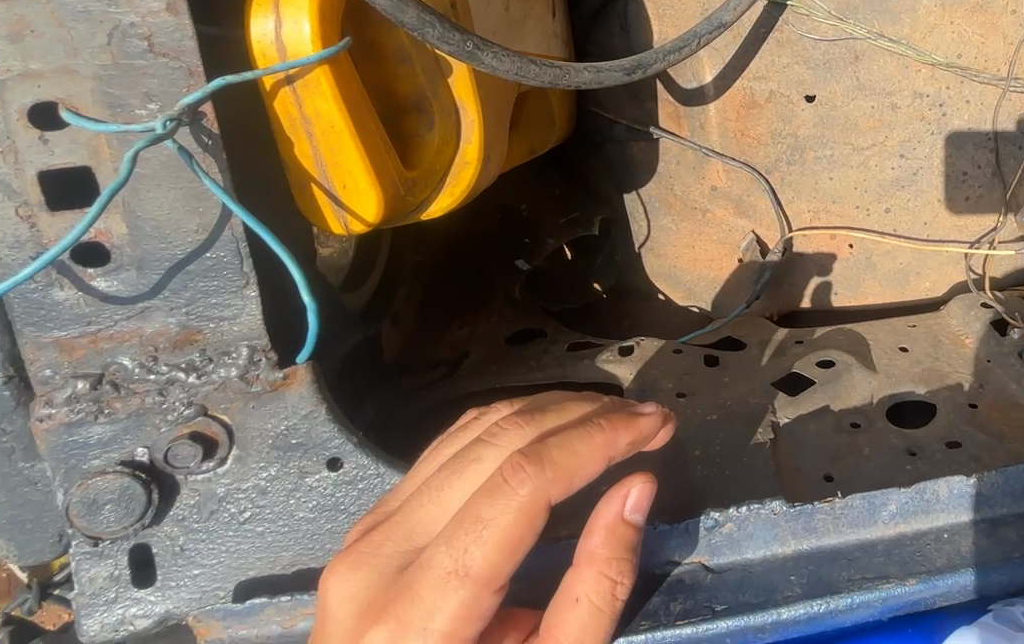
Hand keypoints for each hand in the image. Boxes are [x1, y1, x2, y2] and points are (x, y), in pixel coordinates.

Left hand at [314, 392, 676, 643]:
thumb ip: (597, 589)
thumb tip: (639, 486)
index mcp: (417, 614)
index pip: (522, 483)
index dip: (597, 440)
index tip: (656, 427)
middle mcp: (379, 556)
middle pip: (501, 442)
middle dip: (588, 416)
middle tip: (650, 418)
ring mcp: (367, 533)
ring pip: (478, 428)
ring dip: (558, 410)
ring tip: (617, 418)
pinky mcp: (373, 523)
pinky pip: (454, 444)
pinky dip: (518, 422)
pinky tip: (562, 428)